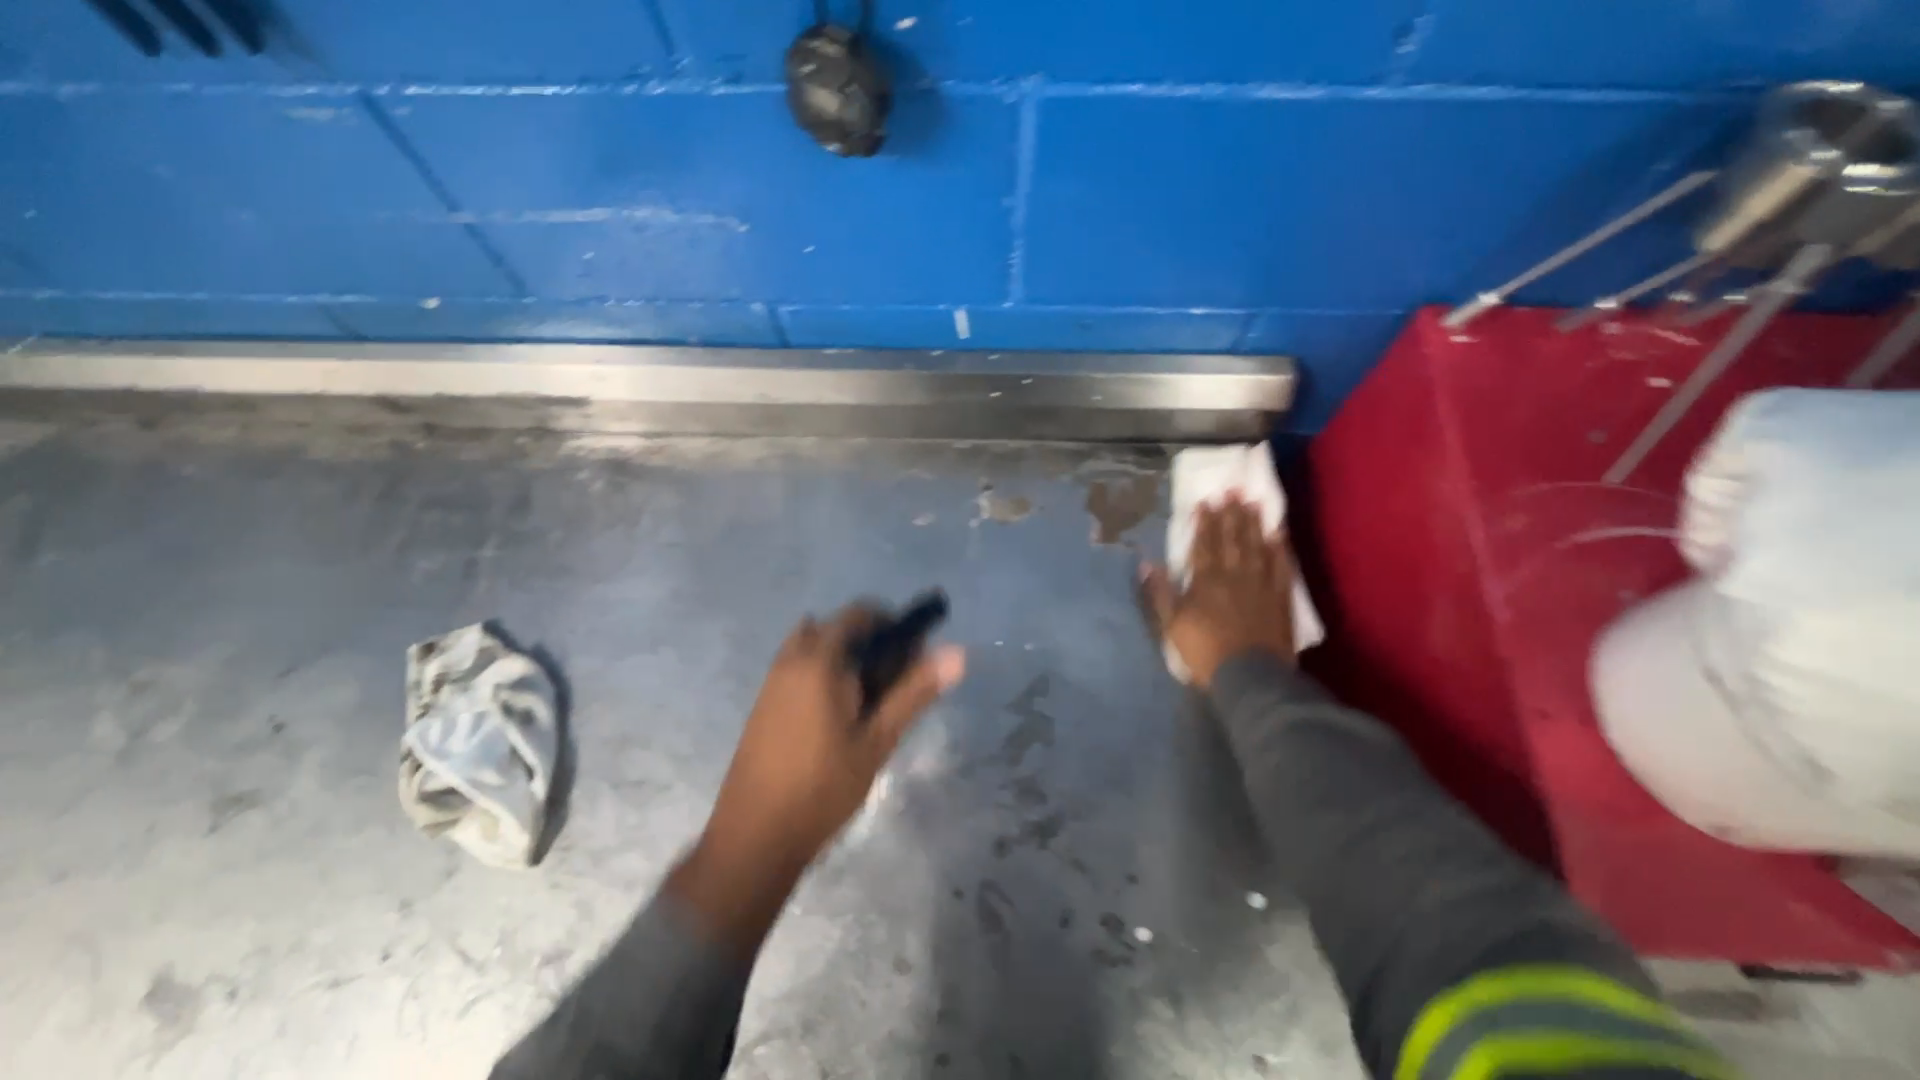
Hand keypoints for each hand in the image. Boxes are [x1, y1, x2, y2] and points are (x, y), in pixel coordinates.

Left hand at [704, 604, 965, 859]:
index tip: (915, 657)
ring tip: (869, 704)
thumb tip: (957, 653)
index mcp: (819, 661)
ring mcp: (772, 683)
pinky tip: (839, 721)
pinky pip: (798, 670)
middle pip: (836, 628)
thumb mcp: (878, 741)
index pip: (859, 613)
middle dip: (870, 644)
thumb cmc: (823, 788)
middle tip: (895, 684)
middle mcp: (790, 660)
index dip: (892, 625)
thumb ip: (915, 692)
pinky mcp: (763, 706)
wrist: (755, 836)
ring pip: (814, 650)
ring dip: (844, 661)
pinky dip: (824, 677)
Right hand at [1142, 497, 1295, 688]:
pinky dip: (1280, 549)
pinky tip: (1279, 534)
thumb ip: (1160, 593)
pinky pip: (1282, 566)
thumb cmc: (1205, 653)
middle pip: (1232, 539)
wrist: (1250, 677)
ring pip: (1258, 546)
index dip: (1205, 522)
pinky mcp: (1281, 598)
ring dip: (1255, 523)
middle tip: (1234, 490)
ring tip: (1254, 503)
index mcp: (1205, 581)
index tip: (1207, 501)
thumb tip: (1146, 563)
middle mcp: (1234, 574)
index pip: (1204, 544)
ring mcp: (1261, 584)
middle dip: (1231, 514)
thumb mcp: (1171, 626)